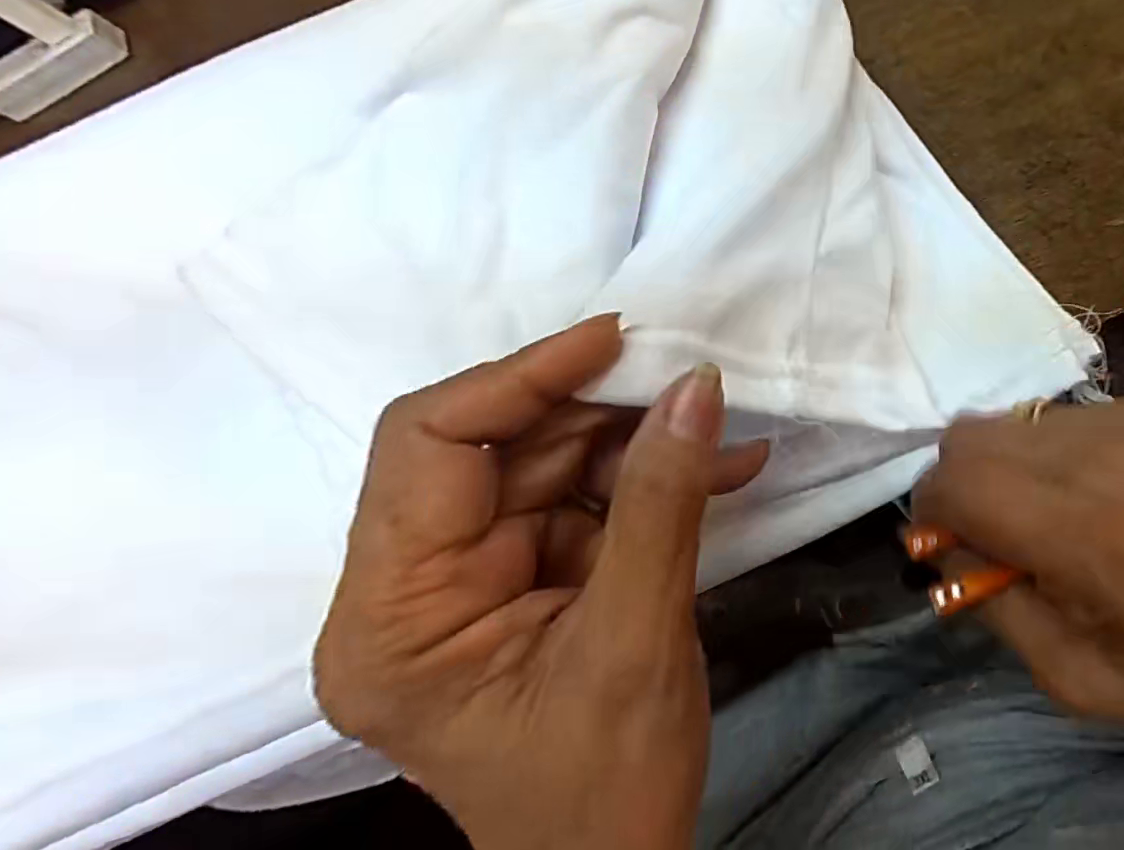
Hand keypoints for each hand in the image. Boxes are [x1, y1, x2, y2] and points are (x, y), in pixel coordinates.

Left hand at [312, 316, 767, 849]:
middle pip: (505, 445)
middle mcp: (421, 582)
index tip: (616, 339)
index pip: (430, 446)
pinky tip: (729, 468)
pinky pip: (599, 495)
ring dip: (648, 444)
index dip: (521, 377)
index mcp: (394, 613)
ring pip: (562, 461)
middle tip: (692, 386)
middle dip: (605, 412)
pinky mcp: (542, 571)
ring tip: (725, 439)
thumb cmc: (609, 783)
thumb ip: (662, 502)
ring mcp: (486, 574)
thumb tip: (696, 386)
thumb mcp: (636, 638)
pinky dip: (662, 479)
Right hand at [911, 395, 1123, 784]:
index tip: (938, 542)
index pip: (963, 480)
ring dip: (1005, 469)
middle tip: (990, 537)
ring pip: (1012, 422)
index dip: (930, 509)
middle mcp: (1118, 460)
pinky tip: (1086, 498)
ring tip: (1047, 521)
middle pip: (975, 435)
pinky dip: (1048, 457)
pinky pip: (1058, 419)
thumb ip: (988, 593)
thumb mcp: (1071, 675)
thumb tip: (935, 538)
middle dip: (961, 485)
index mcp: (1102, 540)